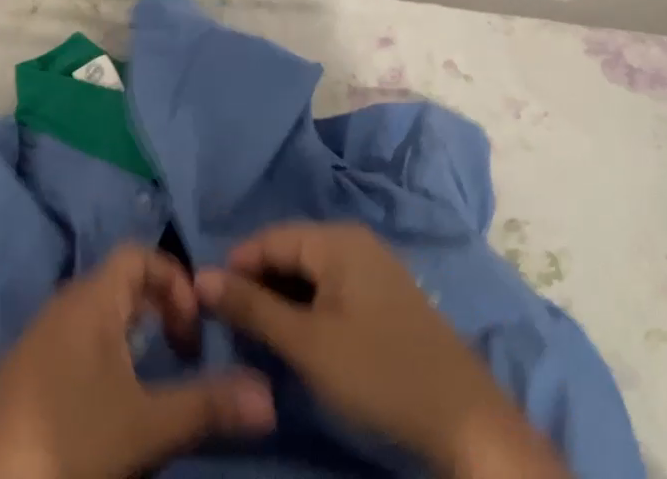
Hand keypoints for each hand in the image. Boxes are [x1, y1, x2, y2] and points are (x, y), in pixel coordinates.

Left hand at [0, 246, 275, 478]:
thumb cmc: (68, 436)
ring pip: (100, 318)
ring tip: (157, 382)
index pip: (137, 255)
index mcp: (90, 301)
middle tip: (187, 355)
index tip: (198, 327)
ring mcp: (41, 337)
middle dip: (161, 311)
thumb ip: (207, 406)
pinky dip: (108, 358)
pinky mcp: (28, 370)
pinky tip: (114, 405)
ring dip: (135, 339)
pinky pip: (79, 343)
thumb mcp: (145, 425)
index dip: (175, 279)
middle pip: (121, 284)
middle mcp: (63, 307)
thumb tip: (269, 395)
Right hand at [196, 223, 569, 478]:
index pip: (265, 240)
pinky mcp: (386, 300)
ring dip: (280, 302)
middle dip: (256, 287)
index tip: (206, 309)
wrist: (469, 426)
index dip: (232, 270)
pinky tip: (299, 342)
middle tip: (232, 330)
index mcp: (337, 241)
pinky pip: (331, 291)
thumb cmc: (380, 375)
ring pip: (308, 275)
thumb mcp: (306, 343)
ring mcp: (376, 271)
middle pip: (287, 254)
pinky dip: (307, 311)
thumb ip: (250, 306)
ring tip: (260, 340)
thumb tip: (197, 276)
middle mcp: (356, 243)